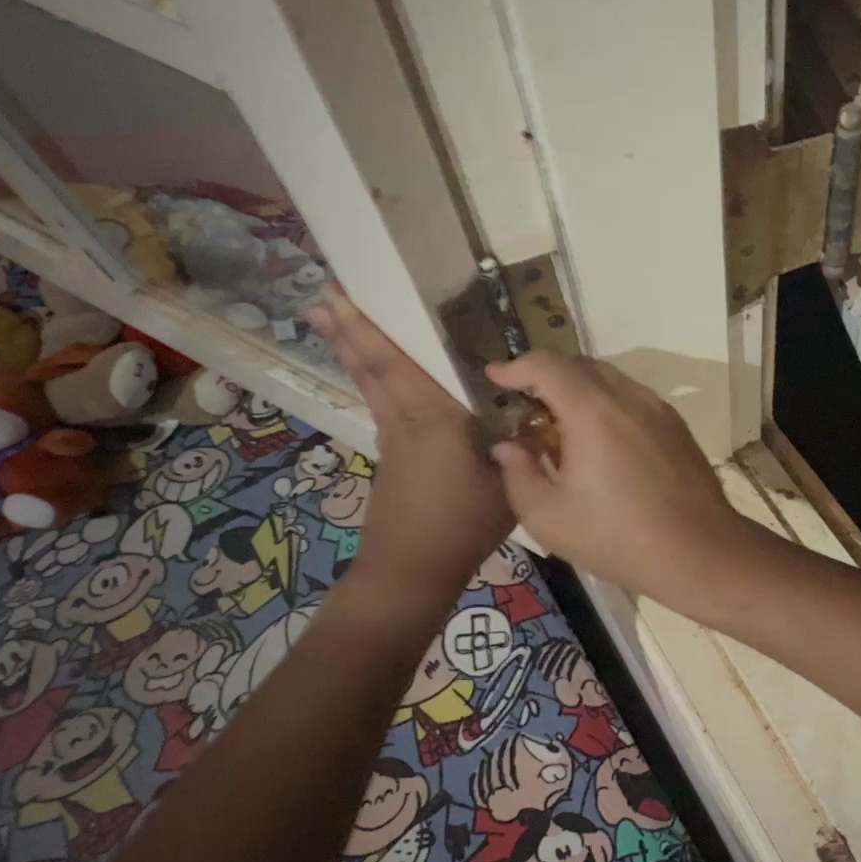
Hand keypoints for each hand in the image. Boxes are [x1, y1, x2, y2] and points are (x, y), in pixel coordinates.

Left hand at [310, 289, 511, 596]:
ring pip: (372, 382)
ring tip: (332, 317)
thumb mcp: (510, 481)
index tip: (343, 293)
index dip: (371, 330)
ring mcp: (394, 439)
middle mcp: (406, 420)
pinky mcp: (393, 457)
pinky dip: (372, 376)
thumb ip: (520, 442)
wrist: (411, 571)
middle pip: (375, 366)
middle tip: (326, 290)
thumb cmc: (464, 524)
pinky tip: (379, 373)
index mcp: (434, 419)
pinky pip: (381, 401)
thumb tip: (534, 412)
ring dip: (353, 348)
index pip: (398, 365)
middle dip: (350, 328)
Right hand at [485, 352, 747, 594]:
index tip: (495, 377)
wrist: (698, 549)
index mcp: (594, 410)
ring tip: (561, 427)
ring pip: (613, 381)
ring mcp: (660, 410)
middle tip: (525, 406)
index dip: (517, 367)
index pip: (549, 366)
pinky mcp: (678, 427)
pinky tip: (600, 443)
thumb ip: (519, 473)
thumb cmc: (617, 536)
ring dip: (581, 391)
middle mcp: (630, 398)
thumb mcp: (548, 516)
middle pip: (583, 366)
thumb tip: (508, 446)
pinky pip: (635, 400)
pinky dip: (609, 406)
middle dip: (548, 376)